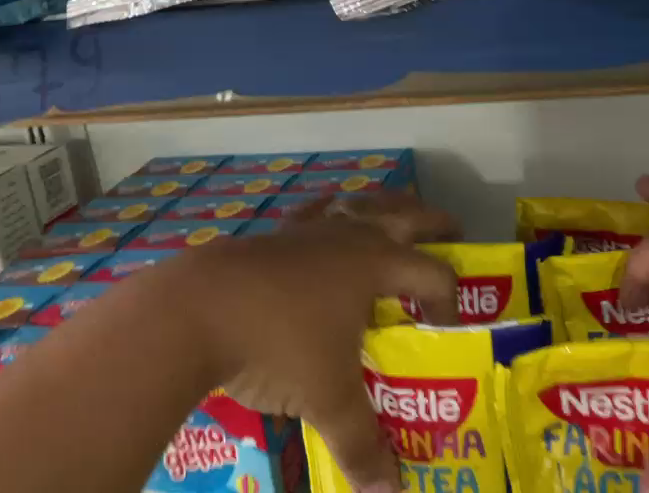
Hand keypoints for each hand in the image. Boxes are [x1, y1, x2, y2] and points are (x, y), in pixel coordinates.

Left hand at [158, 203, 460, 492]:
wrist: (197, 309)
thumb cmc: (277, 345)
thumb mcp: (326, 400)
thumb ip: (362, 445)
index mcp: (376, 266)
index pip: (433, 272)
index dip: (449, 298)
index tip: (445, 329)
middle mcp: (350, 238)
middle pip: (404, 215)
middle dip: (433, 222)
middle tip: (452, 231)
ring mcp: (310, 230)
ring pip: (359, 204)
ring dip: (383, 207)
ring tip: (393, 218)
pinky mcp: (274, 234)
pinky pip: (312, 212)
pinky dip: (329, 209)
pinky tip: (328, 212)